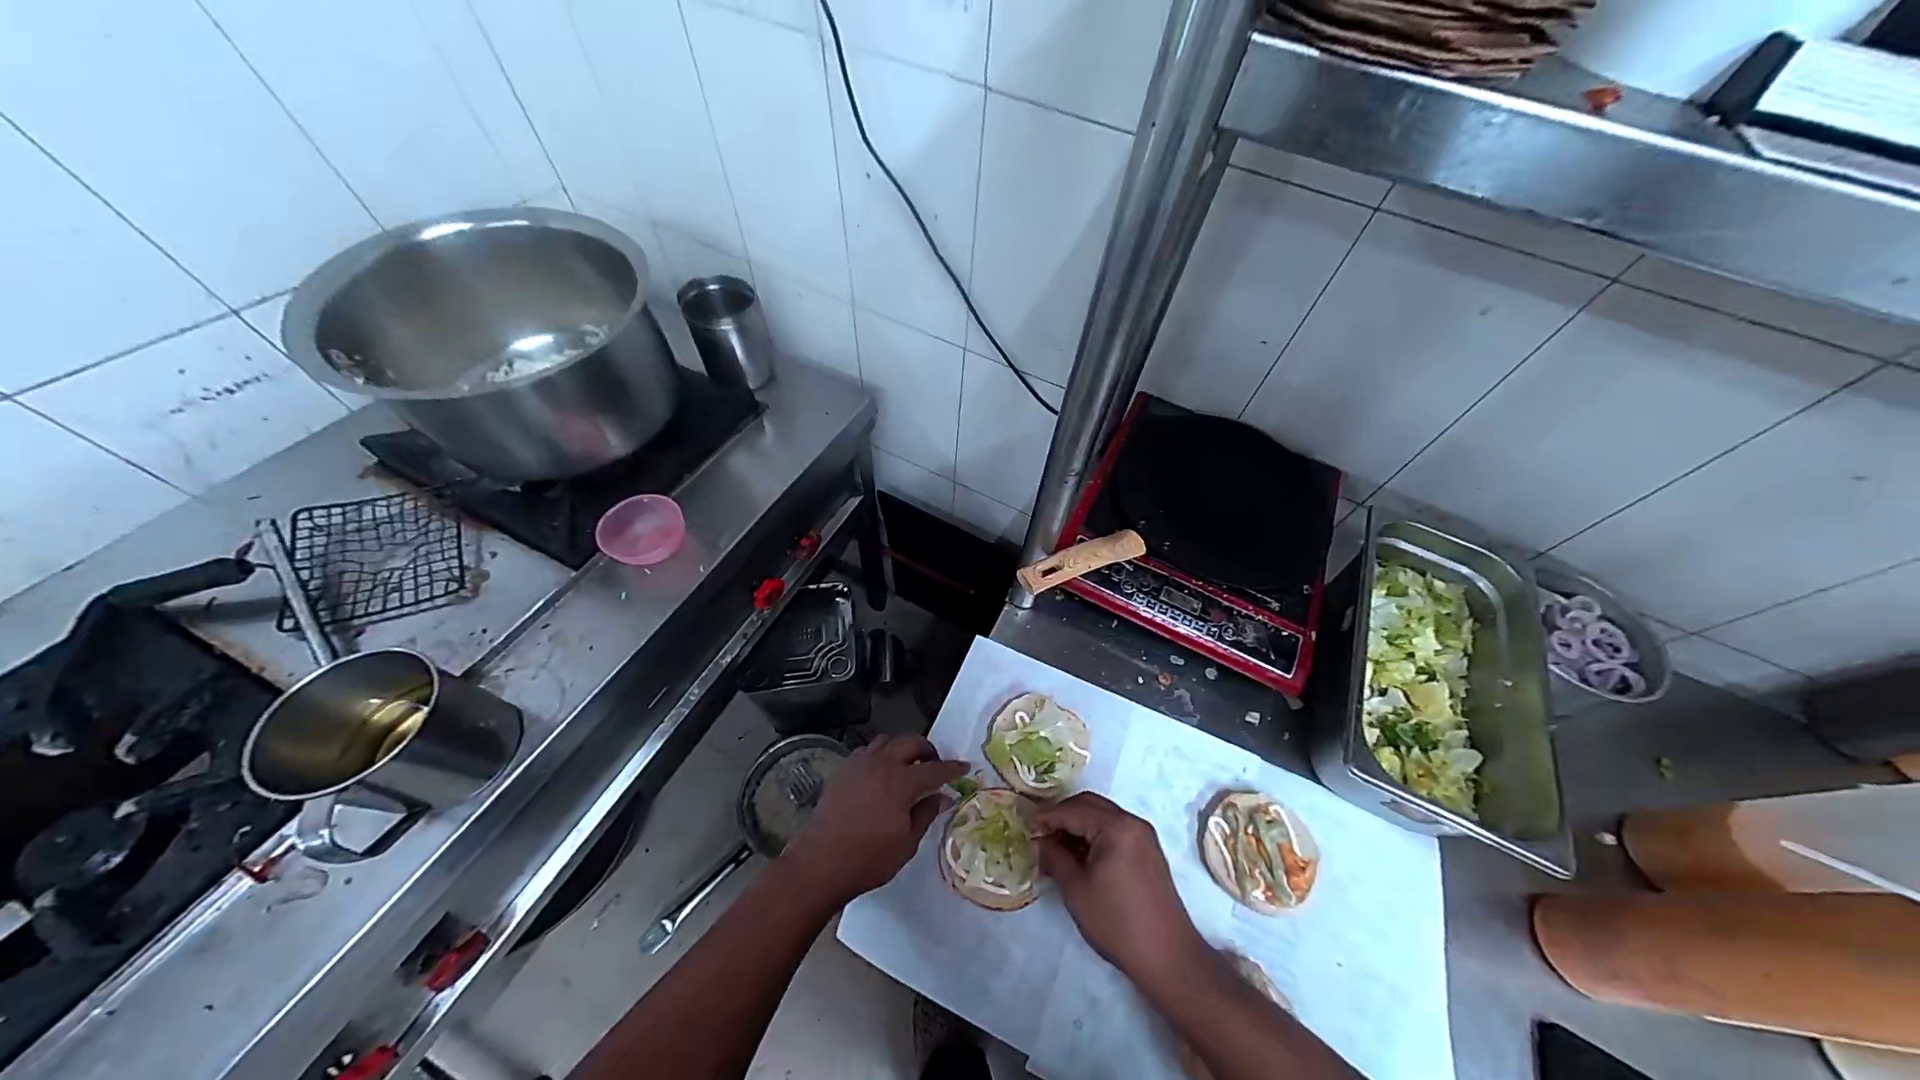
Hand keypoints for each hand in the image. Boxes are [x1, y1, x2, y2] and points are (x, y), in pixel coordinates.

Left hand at [778, 734, 966, 906]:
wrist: (822, 862)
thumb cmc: (869, 858)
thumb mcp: (907, 843)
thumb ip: (925, 814)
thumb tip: (941, 797)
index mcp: (901, 782)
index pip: (934, 769)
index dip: (952, 768)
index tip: (964, 767)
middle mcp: (881, 764)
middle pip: (910, 742)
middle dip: (927, 750)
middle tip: (934, 764)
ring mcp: (859, 764)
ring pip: (886, 741)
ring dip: (901, 748)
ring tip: (906, 766)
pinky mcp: (842, 771)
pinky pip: (866, 751)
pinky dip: (879, 755)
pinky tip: (880, 773)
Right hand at [1036, 793, 1206, 985]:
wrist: (1167, 956)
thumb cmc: (1117, 922)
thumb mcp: (1076, 889)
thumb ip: (1054, 857)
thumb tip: (1040, 841)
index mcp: (1116, 827)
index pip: (1073, 810)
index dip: (1046, 817)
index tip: (1026, 827)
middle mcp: (1132, 823)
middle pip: (1090, 805)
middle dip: (1062, 815)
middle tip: (1040, 834)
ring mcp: (1143, 836)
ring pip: (1103, 816)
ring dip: (1078, 825)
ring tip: (1055, 847)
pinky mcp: (1148, 852)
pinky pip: (1115, 831)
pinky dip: (1094, 835)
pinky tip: (1078, 855)